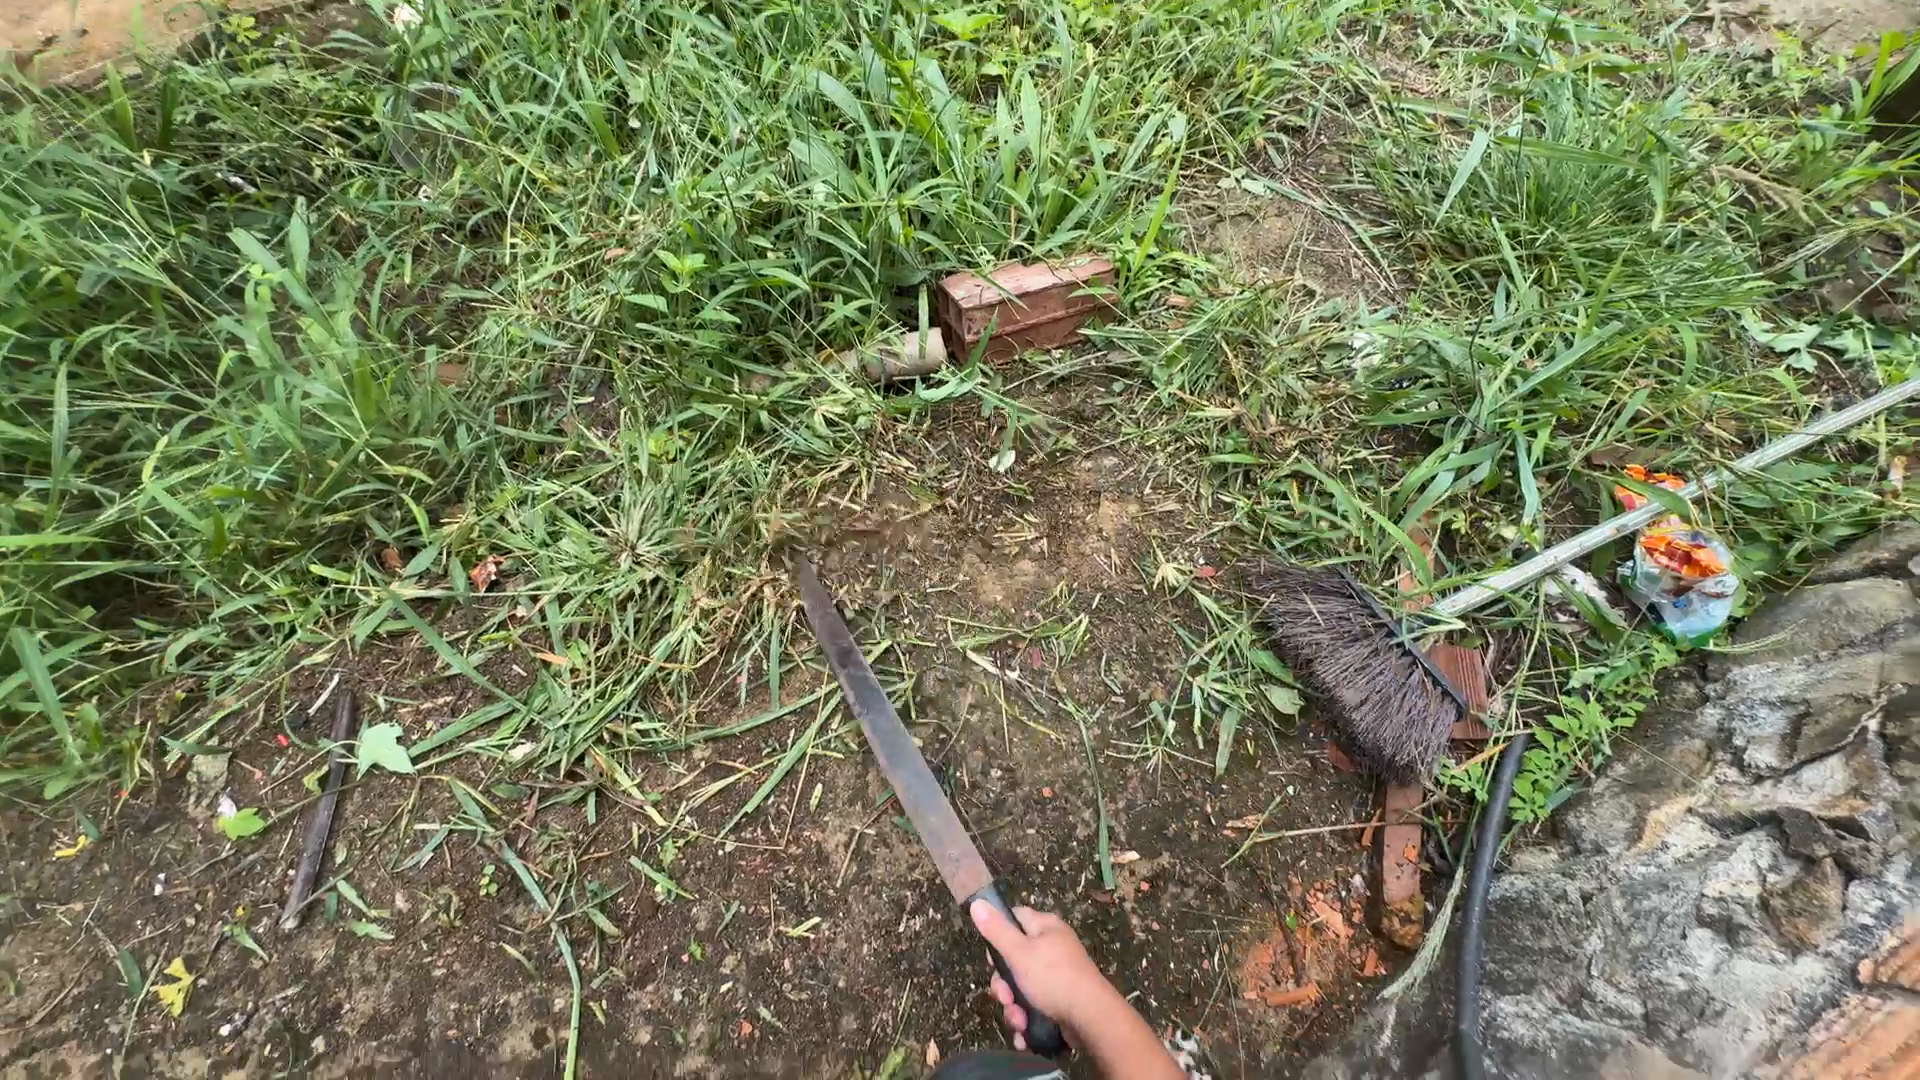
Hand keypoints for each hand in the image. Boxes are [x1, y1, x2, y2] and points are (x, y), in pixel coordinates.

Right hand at [970, 900, 1121, 1050]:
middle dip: (1005, 985)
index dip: (998, 935)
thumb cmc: (1053, 978)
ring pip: (1022, 986)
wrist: (1091, 1018)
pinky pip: (1035, 1004)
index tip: (992, 959)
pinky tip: (1024, 1033)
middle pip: (1015, 958)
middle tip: (1005, 998)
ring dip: (1014, 1008)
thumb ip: (997, 930)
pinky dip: (1027, 1019)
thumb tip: (977, 902)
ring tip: (1019, 1022)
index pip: (1015, 918)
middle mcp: (1052, 946)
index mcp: (1045, 927)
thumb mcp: (1019, 952)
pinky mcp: (1061, 999)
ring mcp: (1057, 974)